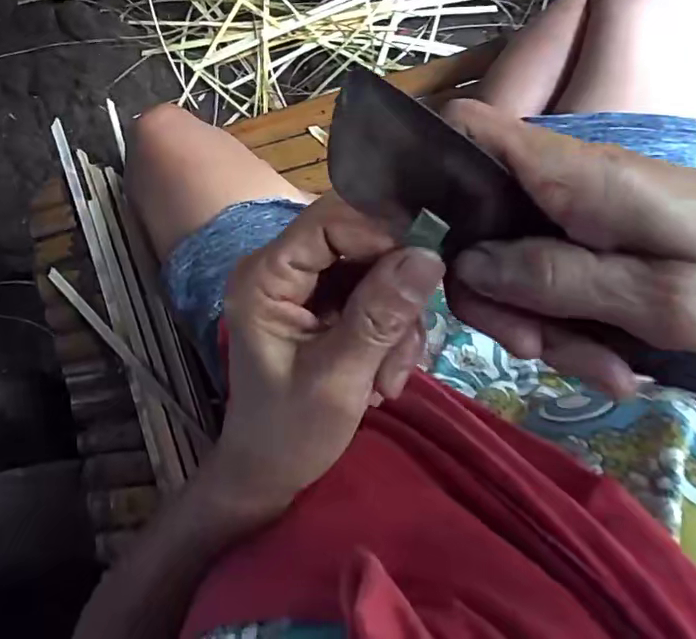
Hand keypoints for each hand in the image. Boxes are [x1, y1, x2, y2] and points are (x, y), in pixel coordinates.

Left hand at [205, 194, 443, 519]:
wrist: (270, 475)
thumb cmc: (290, 434)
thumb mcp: (340, 379)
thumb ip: (381, 316)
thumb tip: (429, 256)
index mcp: (266, 276)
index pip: (328, 221)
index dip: (379, 232)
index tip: (423, 264)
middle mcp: (284, 266)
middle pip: (357, 238)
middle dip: (393, 285)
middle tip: (409, 336)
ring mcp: (307, 283)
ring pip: (375, 266)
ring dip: (397, 318)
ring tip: (390, 376)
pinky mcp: (328, 300)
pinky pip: (376, 290)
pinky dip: (393, 327)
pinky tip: (385, 373)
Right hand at [441, 100, 695, 393]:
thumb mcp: (663, 299)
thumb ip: (560, 278)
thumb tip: (468, 263)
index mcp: (576, 170)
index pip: (471, 128)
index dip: (428, 167)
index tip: (423, 247)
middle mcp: (573, 179)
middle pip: (485, 216)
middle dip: (496, 289)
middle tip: (536, 351)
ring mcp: (592, 208)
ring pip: (525, 256)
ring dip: (546, 319)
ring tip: (607, 371)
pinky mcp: (614, 236)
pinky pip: (567, 274)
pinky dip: (579, 321)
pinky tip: (622, 363)